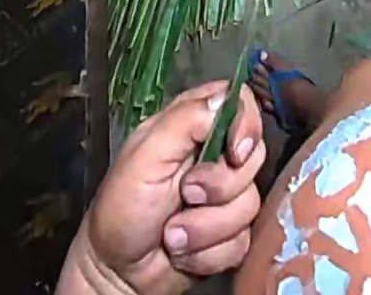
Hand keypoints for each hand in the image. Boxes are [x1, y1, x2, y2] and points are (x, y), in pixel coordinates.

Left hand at [60, 81, 265, 294]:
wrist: (116, 271)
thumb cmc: (123, 204)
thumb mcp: (146, 154)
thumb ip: (185, 120)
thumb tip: (225, 99)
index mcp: (195, 122)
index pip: (240, 101)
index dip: (247, 123)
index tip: (235, 153)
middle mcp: (215, 152)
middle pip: (253, 154)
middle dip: (220, 186)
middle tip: (186, 194)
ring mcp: (224, 194)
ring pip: (248, 203)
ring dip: (206, 226)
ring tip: (172, 233)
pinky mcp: (230, 232)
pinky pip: (241, 240)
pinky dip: (209, 252)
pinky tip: (183, 252)